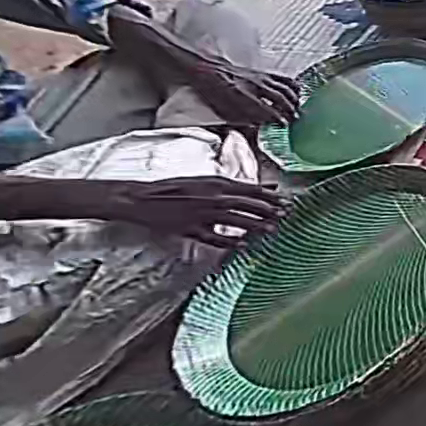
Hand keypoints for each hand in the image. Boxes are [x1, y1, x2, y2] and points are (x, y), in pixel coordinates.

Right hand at [91, 176, 286, 247]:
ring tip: (271, 230)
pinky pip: (212, 238)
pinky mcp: (189, 229)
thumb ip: (241, 185)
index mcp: (217, 185)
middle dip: (268, 211)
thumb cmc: (177, 187)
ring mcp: (201, 215)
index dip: (271, 197)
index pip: (252, 190)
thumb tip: (272, 186)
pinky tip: (243, 246)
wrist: (139, 198)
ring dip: (254, 226)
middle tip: (285, 216)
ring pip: (234, 221)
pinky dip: (228, 242)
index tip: (287, 202)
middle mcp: (212, 199)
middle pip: (246, 205)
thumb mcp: (209, 180)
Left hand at [186, 60, 298, 127]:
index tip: (286, 126)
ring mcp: (262, 79)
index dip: (279, 119)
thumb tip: (260, 129)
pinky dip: (295, 89)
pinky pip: (286, 80)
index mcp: (243, 97)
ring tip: (297, 110)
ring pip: (287, 90)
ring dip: (295, 102)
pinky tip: (297, 96)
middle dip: (291, 112)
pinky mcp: (266, 74)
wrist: (206, 71)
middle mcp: (255, 86)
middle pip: (282, 100)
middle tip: (296, 120)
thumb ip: (244, 121)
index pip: (268, 110)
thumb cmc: (215, 94)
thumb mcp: (224, 112)